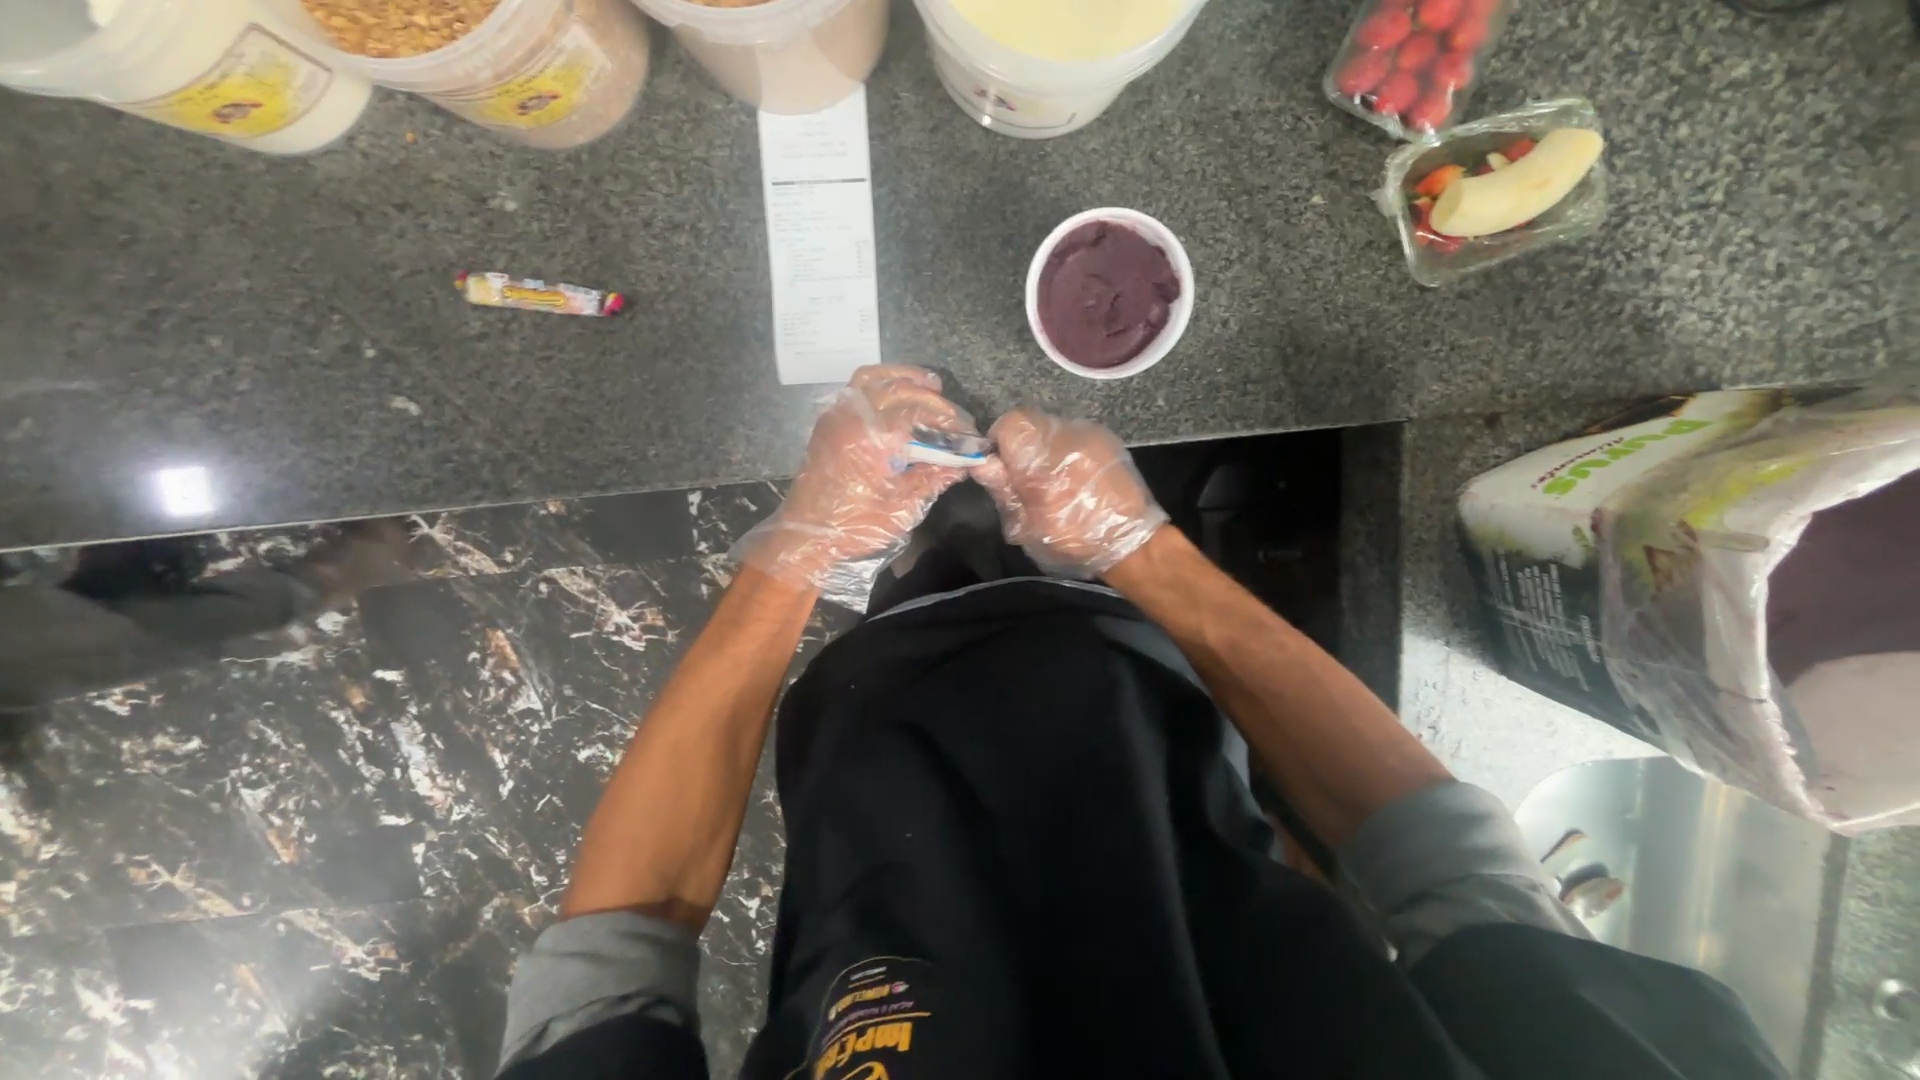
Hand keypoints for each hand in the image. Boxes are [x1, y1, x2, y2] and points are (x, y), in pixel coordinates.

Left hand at [732, 366, 974, 599]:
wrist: (805, 537)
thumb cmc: (854, 525)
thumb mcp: (902, 508)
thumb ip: (933, 479)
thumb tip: (963, 464)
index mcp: (872, 436)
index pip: (919, 411)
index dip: (948, 420)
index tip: (968, 433)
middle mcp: (852, 416)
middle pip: (899, 389)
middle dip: (932, 399)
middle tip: (954, 417)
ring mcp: (836, 416)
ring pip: (873, 378)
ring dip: (904, 378)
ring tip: (930, 386)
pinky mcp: (828, 423)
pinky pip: (855, 388)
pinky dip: (880, 385)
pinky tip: (897, 398)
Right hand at [973, 407, 1166, 576]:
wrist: (1131, 543)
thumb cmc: (1073, 541)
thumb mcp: (1026, 526)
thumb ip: (1004, 489)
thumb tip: (984, 463)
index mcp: (1043, 462)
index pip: (1010, 424)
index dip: (1000, 441)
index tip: (1003, 465)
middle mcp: (1067, 438)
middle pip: (1031, 422)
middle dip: (1023, 445)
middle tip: (1028, 476)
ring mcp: (1091, 435)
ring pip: (1053, 427)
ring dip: (1045, 447)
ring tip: (1054, 478)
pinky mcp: (1108, 439)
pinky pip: (1075, 434)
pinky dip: (1067, 450)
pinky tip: (1076, 476)